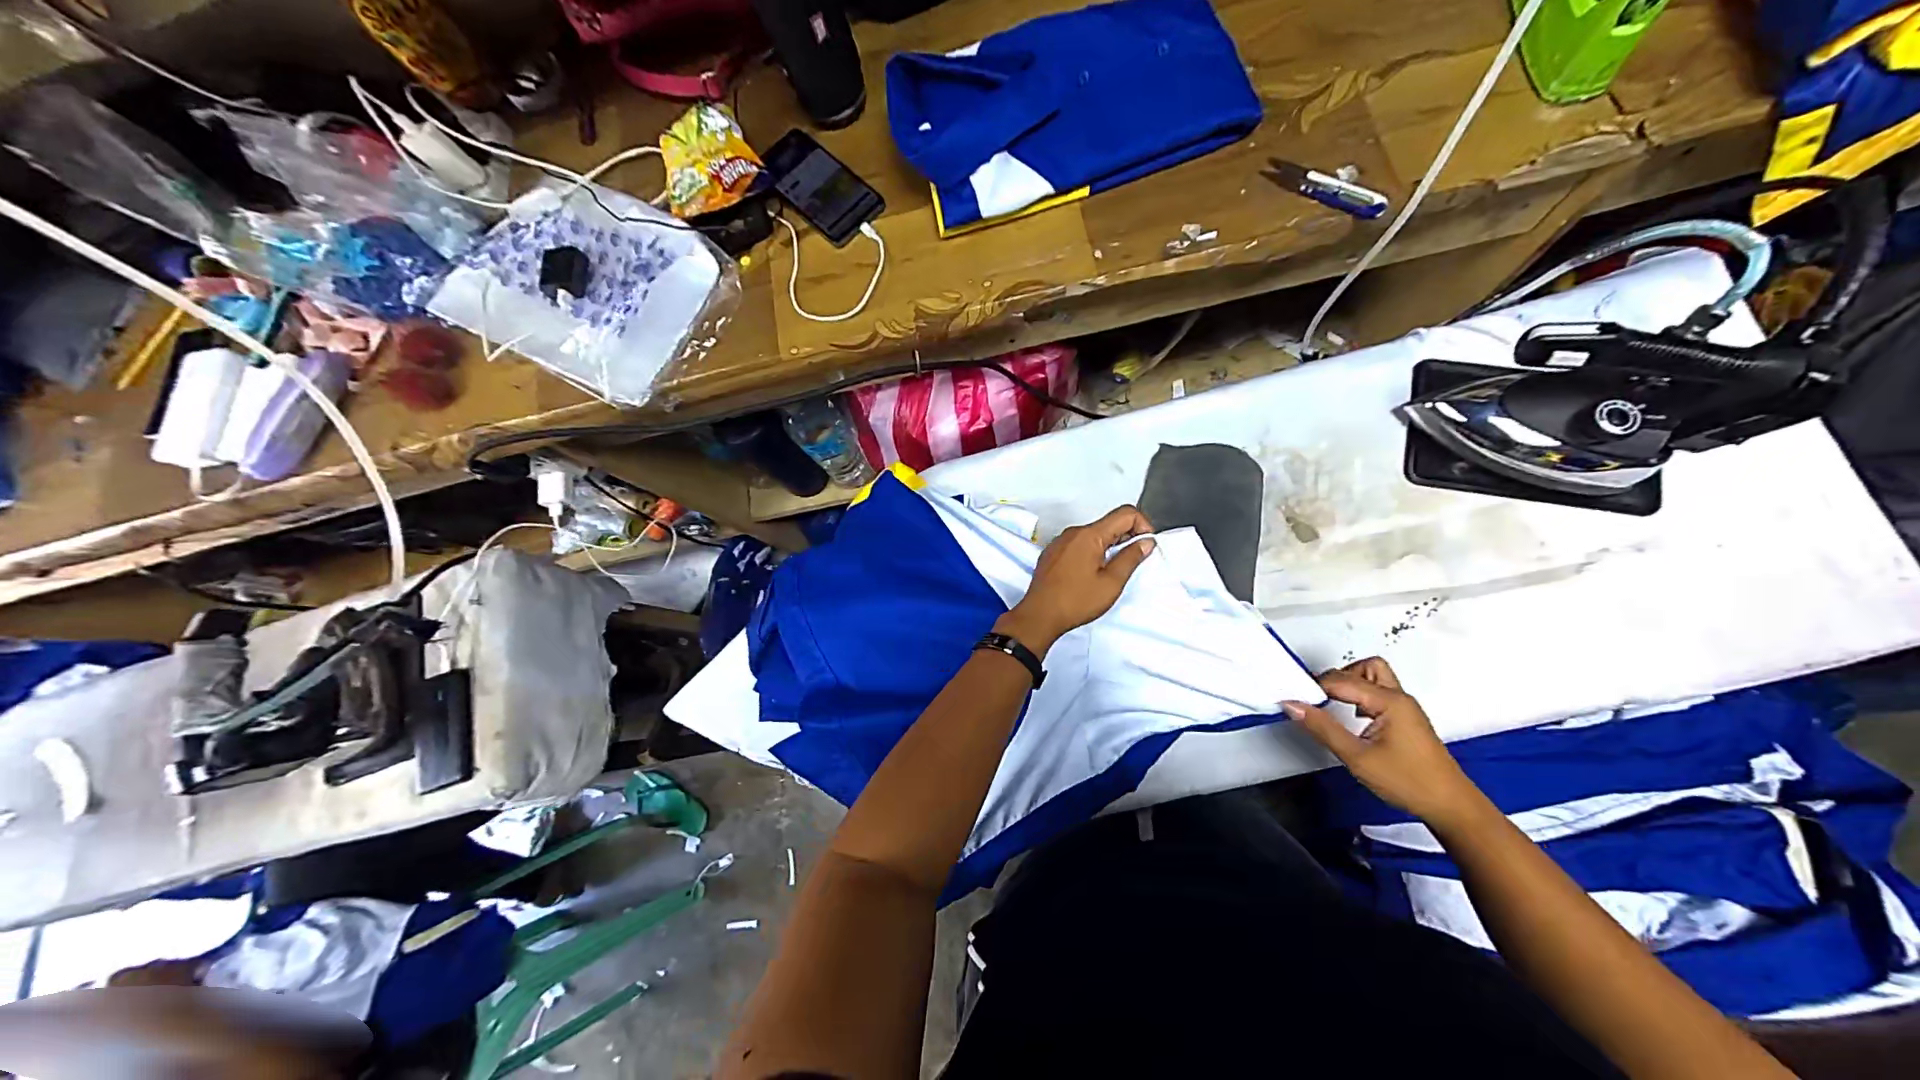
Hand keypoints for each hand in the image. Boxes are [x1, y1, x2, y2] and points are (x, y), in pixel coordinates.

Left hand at [997, 506, 1155, 655]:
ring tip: (1110, 572)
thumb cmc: (1074, 602)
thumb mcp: (1112, 582)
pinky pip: (1078, 544)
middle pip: (1109, 523)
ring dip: (1108, 547)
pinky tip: (1091, 574)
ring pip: (1093, 534)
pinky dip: (1091, 552)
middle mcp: (1073, 532)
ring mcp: (1060, 542)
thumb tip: (1146, 542)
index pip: (1125, 514)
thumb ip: (1131, 558)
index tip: (1146, 546)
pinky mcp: (1053, 552)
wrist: (1039, 616)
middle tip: (1131, 563)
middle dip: (1126, 538)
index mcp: (1089, 535)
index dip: (1143, 526)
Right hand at [1283, 657, 1487, 827]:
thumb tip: (1294, 706)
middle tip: (1317, 698)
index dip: (1315, 688)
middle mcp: (1399, 698)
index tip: (1295, 699)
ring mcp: (1405, 708)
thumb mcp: (1357, 757)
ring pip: (1374, 677)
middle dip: (1337, 677)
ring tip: (1333, 705)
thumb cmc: (1410, 782)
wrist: (1450, 806)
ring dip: (1351, 684)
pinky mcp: (1406, 719)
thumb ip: (1322, 727)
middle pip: (1364, 667)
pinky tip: (1352, 717)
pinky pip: (1379, 693)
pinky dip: (1361, 696)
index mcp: (1389, 702)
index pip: (1342, 681)